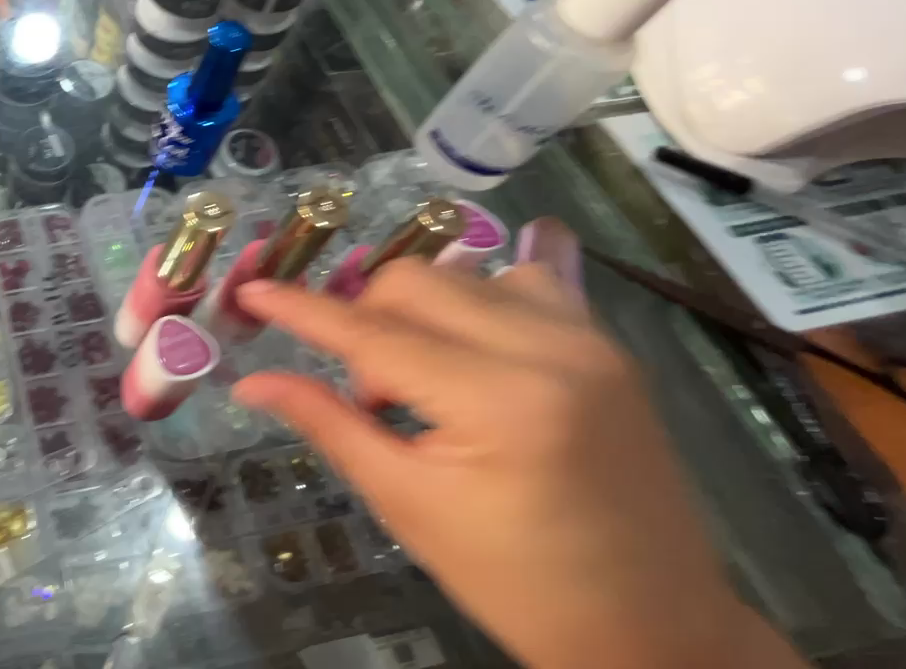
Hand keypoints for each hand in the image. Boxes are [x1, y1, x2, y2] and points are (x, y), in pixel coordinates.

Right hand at [231, 219, 807, 668]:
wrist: (656, 632)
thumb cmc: (516, 581)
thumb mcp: (406, 503)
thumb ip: (327, 423)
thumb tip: (249, 382)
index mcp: (498, 402)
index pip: (372, 334)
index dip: (302, 310)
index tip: (251, 292)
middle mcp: (549, 350)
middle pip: (414, 282)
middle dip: (366, 319)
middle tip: (369, 391)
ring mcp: (588, 340)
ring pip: (463, 274)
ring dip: (419, 310)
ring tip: (423, 374)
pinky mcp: (608, 346)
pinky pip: (529, 281)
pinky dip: (483, 293)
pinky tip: (470, 323)